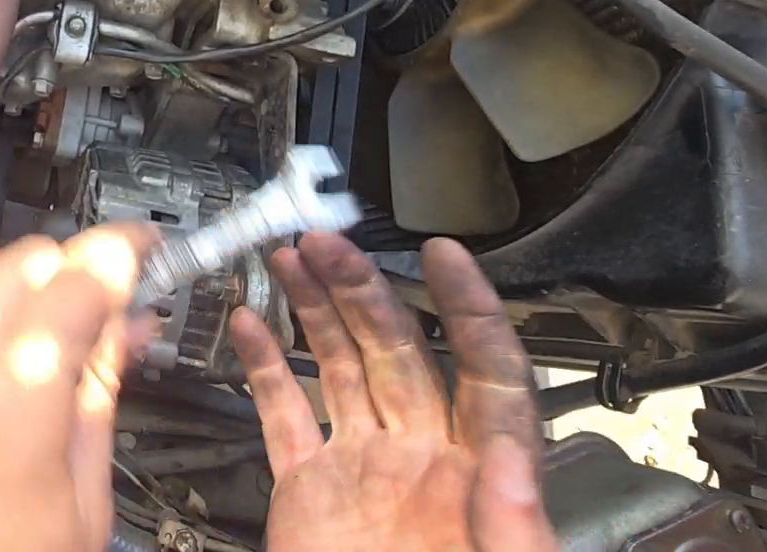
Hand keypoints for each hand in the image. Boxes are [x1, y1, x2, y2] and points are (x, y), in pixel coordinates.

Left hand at [0, 224, 155, 551]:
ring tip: (44, 355)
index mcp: (15, 384)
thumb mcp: (78, 503)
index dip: (127, 250)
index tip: (145, 248)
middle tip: (104, 313)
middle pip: (34, 257)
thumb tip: (128, 326)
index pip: (86, 270)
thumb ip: (103, 390)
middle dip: (76, 276)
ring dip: (26, 298)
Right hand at [230, 234, 555, 551]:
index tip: (445, 256)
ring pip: (336, 364)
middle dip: (358, 288)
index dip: (469, 310)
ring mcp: (358, 467)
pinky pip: (283, 411)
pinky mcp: (305, 486)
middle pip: (393, 349)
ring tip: (288, 258)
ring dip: (313, 309)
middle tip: (323, 243)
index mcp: (478, 481)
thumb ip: (517, 535)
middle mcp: (419, 458)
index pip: (484, 373)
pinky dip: (264, 364)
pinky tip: (248, 325)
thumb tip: (507, 454)